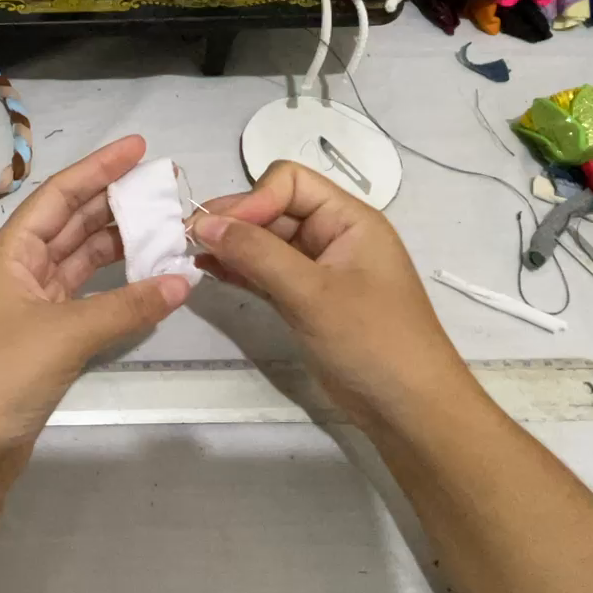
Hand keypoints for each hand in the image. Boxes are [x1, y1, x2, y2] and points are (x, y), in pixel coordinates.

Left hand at [0, 136, 191, 458]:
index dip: (98, 168)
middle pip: (69, 223)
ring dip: (117, 245)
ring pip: (78, 261)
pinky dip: (113, 288)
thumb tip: (181, 283)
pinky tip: (146, 280)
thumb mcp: (65, 334)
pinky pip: (83, 297)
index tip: (139, 147)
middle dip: (113, 203)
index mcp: (8, 253)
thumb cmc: (2, 374)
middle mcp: (17, 270)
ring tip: (163, 227)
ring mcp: (29, 305)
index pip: (57, 196)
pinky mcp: (42, 337)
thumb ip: (126, 306)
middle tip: (163, 188)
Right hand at [192, 162, 473, 426]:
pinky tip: (207, 269)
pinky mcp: (302, 299)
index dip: (252, 199)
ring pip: (263, 241)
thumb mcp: (312, 293)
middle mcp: (331, 236)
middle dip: (232, 219)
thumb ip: (257, 254)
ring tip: (188, 253)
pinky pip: (262, 271)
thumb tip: (204, 224)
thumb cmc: (371, 341)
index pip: (289, 183)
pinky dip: (236, 268)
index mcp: (348, 220)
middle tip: (186, 238)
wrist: (406, 409)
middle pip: (272, 208)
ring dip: (229, 244)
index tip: (218, 229)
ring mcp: (315, 269)